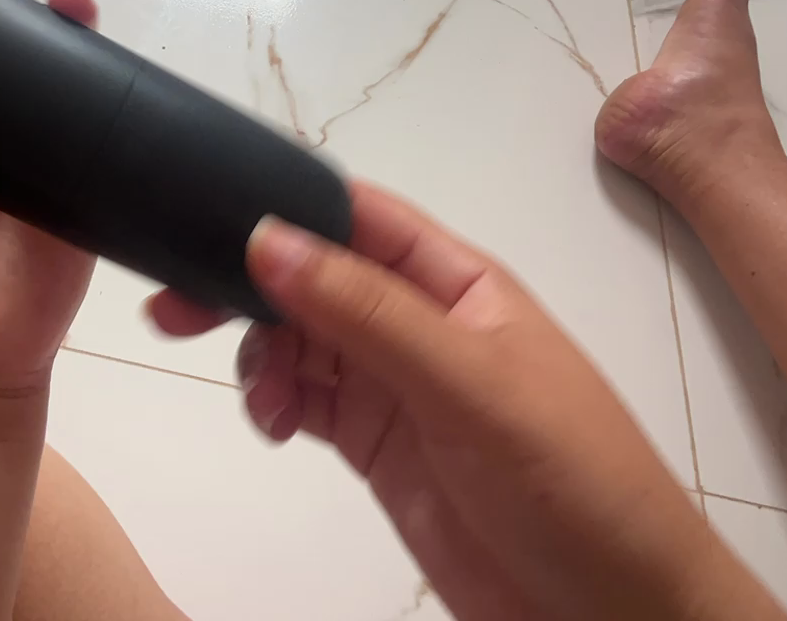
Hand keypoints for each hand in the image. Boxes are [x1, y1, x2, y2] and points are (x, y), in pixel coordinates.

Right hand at [151, 183, 785, 620]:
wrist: (608, 618)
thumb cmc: (568, 481)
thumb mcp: (467, 384)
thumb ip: (366, 311)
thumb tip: (266, 238)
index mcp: (450, 279)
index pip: (356, 215)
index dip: (288, 206)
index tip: (211, 225)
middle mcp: (413, 316)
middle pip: (311, 274)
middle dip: (248, 286)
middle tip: (178, 313)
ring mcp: (389, 377)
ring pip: (297, 336)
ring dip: (262, 356)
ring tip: (268, 407)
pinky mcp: (371, 435)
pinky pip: (302, 394)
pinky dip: (274, 400)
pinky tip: (278, 425)